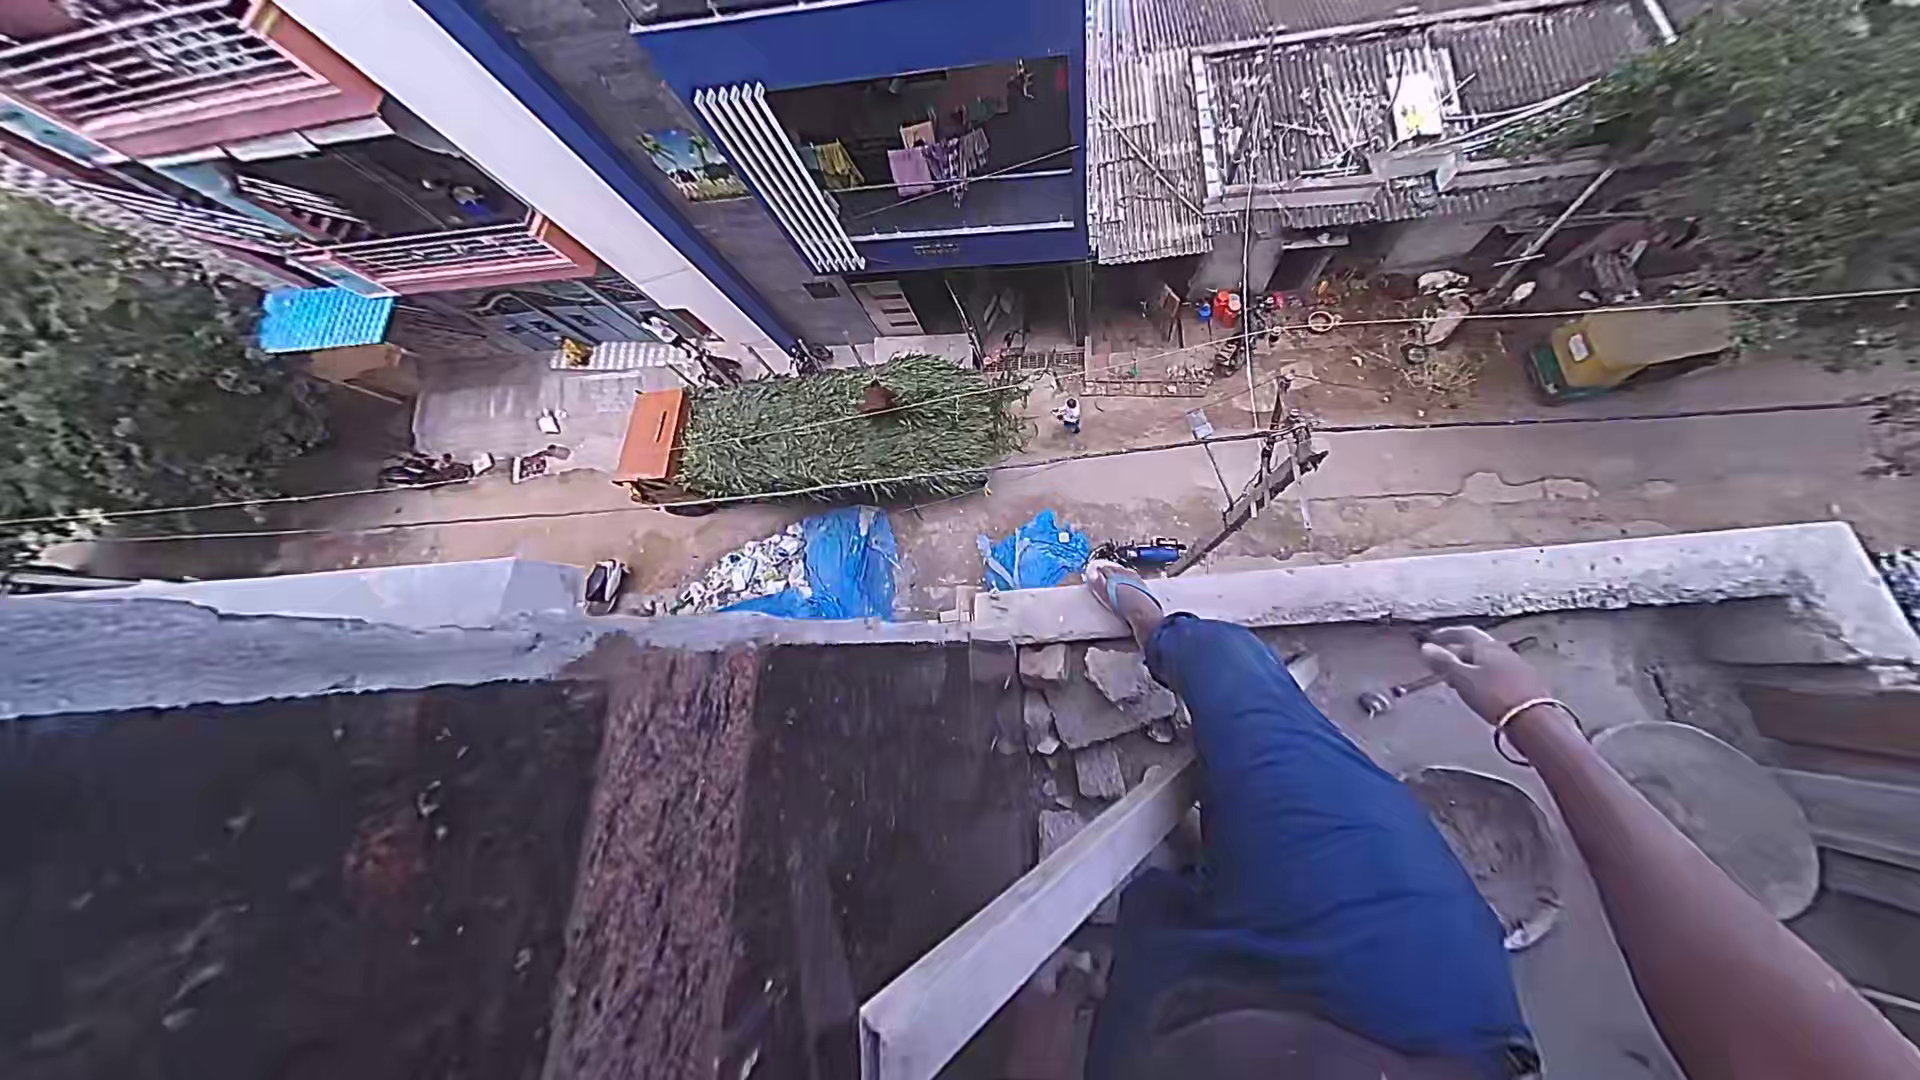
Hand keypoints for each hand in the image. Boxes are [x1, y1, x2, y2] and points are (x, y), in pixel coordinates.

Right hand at [1419, 626, 1553, 723]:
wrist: (1534, 721)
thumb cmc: (1492, 694)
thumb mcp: (1460, 678)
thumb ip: (1442, 662)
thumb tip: (1425, 647)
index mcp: (1488, 646)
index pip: (1464, 632)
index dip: (1446, 634)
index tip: (1432, 638)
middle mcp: (1505, 652)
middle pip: (1476, 647)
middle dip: (1457, 654)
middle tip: (1441, 665)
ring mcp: (1519, 668)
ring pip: (1488, 662)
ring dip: (1470, 667)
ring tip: (1456, 680)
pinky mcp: (1528, 685)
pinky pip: (1499, 674)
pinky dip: (1484, 677)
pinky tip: (1479, 690)